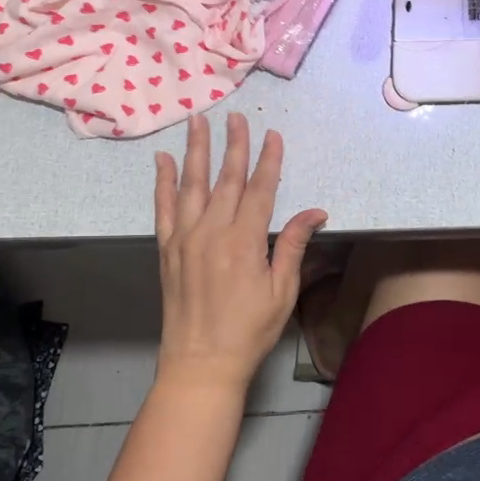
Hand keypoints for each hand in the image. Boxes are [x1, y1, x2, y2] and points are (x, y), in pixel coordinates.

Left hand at [153, 113, 327, 389]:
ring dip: (196, 151)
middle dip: (233, 145)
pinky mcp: (167, 250)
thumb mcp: (282, 291)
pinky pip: (163, 209)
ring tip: (198, 122)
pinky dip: (163, 183)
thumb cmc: (250, 330)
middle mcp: (212, 233)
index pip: (259, 190)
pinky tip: (163, 161)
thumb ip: (293, 246)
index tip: (272, 135)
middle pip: (225, 179)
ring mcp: (185, 240)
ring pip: (192, 185)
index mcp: (245, 242)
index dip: (268, 161)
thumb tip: (316, 212)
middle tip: (235, 116)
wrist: (200, 364)